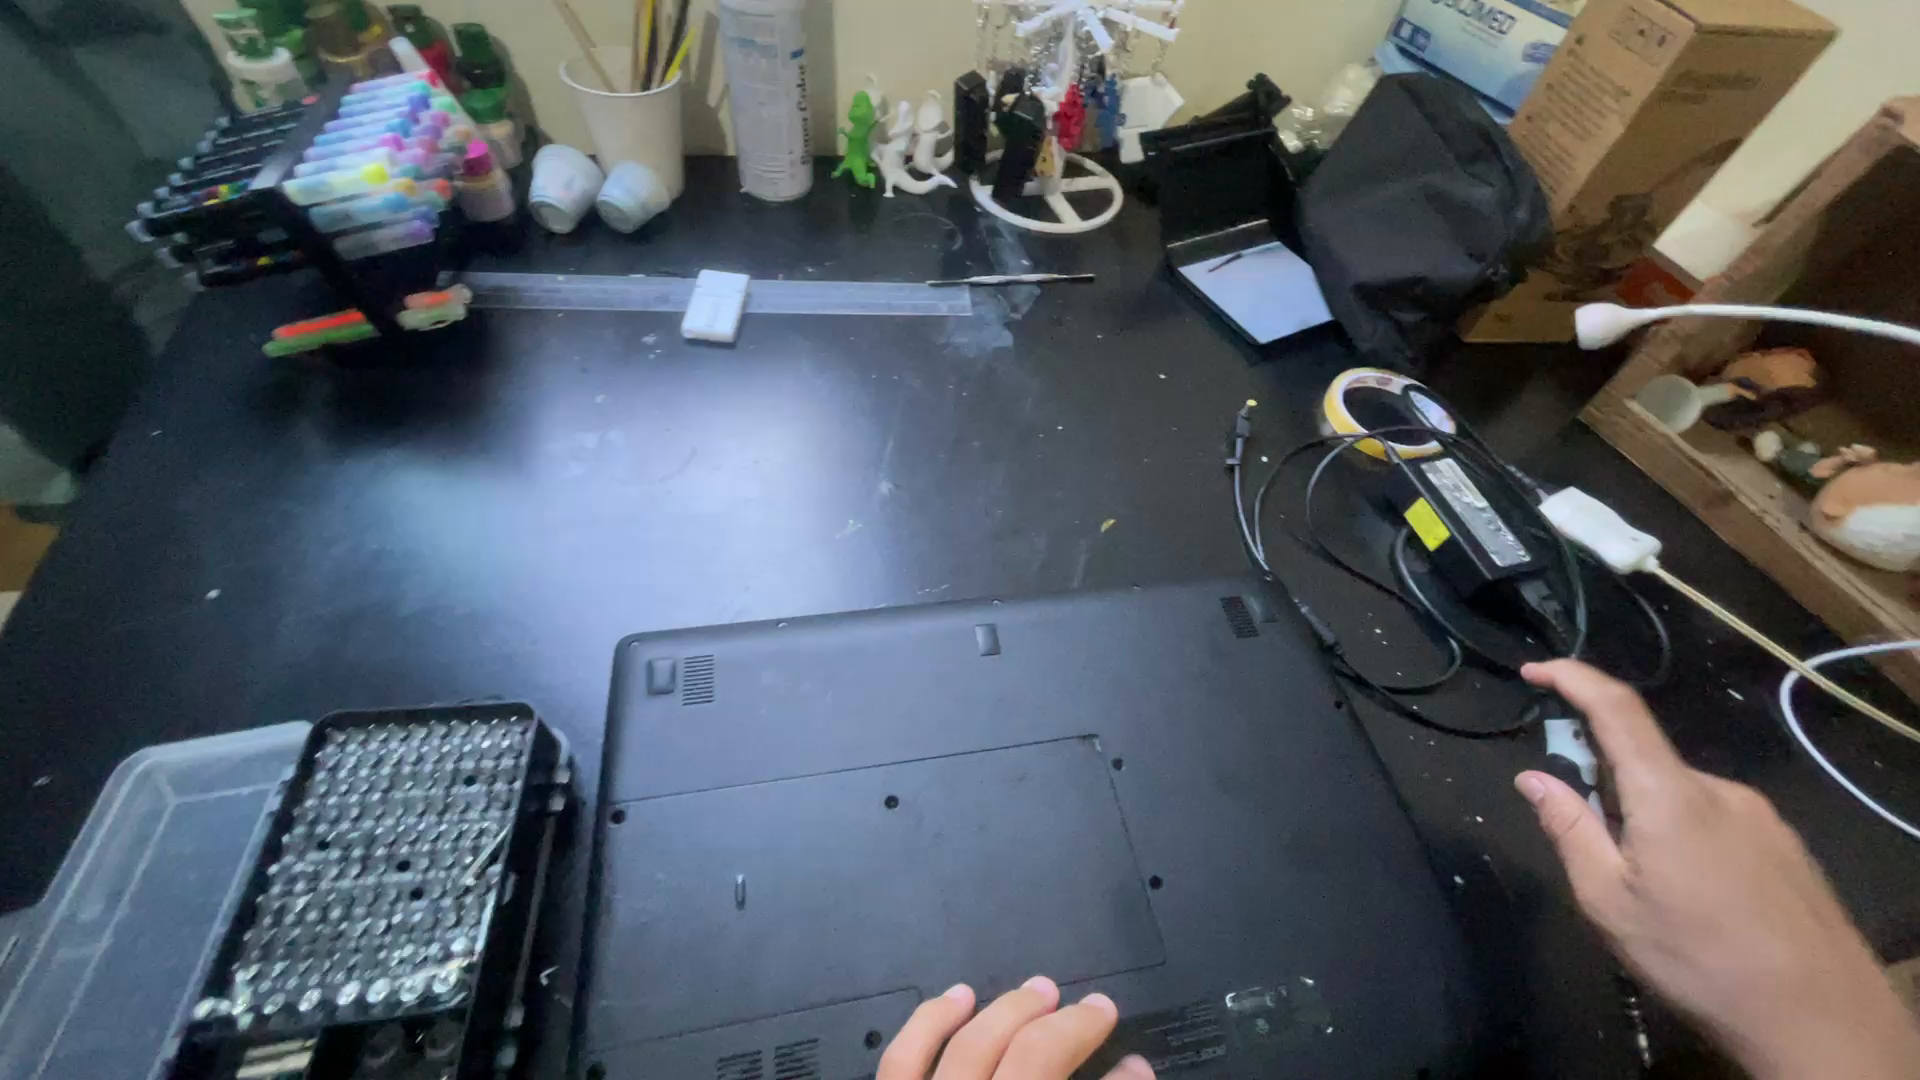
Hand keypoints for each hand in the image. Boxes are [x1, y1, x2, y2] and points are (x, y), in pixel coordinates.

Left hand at [877, 976, 1152, 1079]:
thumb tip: (1130, 1075)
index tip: (1140, 1064)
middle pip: (1033, 1062)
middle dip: (1073, 1028)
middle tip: (1100, 1009)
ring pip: (973, 1049)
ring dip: (1013, 1012)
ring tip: (1043, 988)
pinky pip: (904, 1060)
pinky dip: (932, 1021)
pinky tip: (960, 995)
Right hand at [1515, 659, 1919, 1079]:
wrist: (1832, 1036)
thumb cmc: (1699, 960)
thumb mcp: (1606, 899)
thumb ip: (1568, 828)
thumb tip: (1534, 777)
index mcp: (1671, 796)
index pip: (1618, 709)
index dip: (1573, 678)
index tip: (1534, 670)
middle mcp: (1721, 792)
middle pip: (1643, 759)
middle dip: (1602, 782)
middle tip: (1589, 843)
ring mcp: (1764, 820)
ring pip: (1677, 793)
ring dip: (1643, 814)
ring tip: (1645, 883)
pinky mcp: (1788, 849)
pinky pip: (1714, 817)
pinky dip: (1680, 832)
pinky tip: (1691, 892)